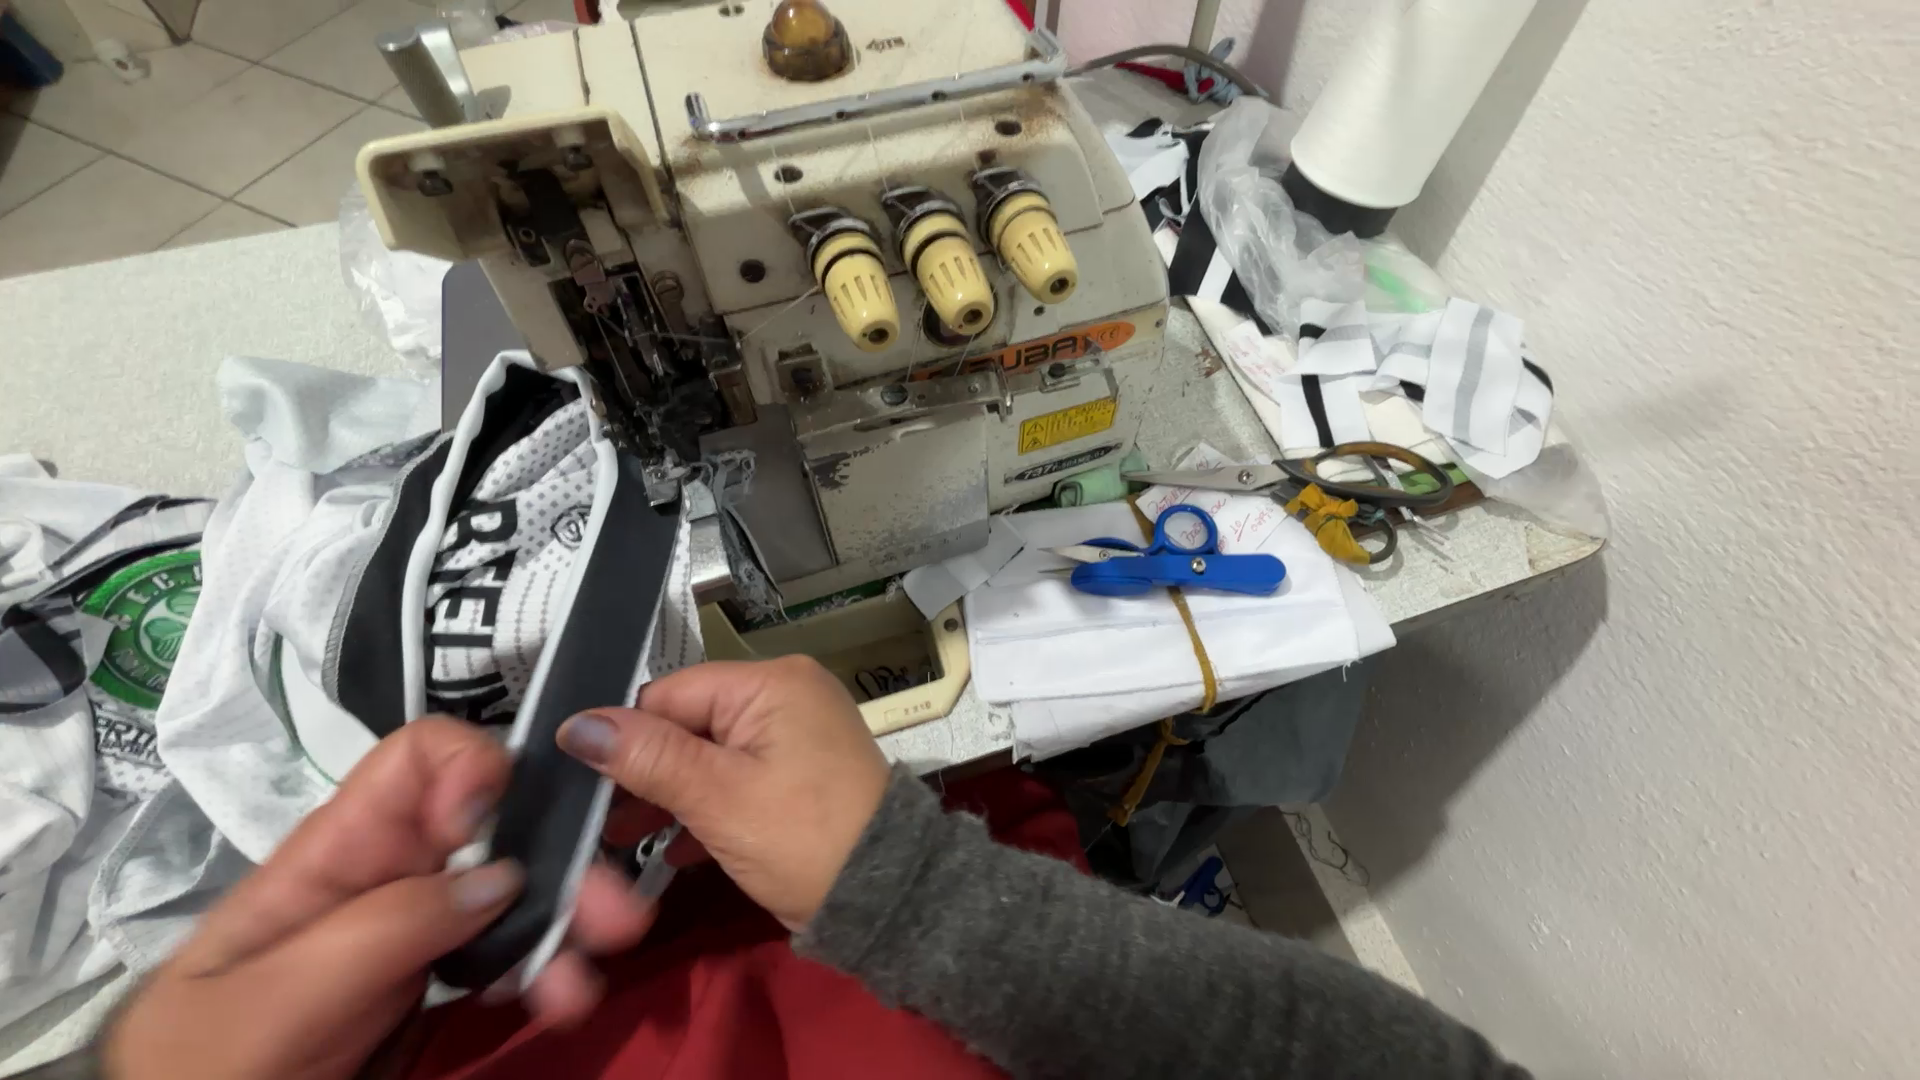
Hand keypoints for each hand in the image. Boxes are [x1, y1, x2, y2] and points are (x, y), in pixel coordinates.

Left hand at [105, 716, 656, 1079]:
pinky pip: (522, 944)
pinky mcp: (451, 975)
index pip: (421, 758)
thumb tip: (500, 877)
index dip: (472, 765)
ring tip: (593, 968)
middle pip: (502, 824)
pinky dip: (556, 961)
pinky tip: (563, 992)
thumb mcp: (259, 1012)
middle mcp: (397, 873)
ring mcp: (429, 927)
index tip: (498, 821)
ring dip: (575, 913)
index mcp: (338, 852)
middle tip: (611, 910)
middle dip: (564, 853)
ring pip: (527, 885)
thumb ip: (374, 933)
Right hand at [558, 656, 890, 930]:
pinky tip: (671, 848)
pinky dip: (707, 807)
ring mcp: (795, 735)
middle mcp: (785, 695)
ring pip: (712, 754)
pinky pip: (739, 777)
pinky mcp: (798, 773)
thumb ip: (649, 757)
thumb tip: (577, 724)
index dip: (623, 733)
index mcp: (771, 683)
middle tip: (590, 817)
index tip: (574, 777)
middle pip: (691, 722)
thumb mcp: (718, 796)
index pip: (673, 692)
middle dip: (643, 769)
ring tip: (615, 837)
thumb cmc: (801, 835)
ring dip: (669, 794)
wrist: (885, 892)